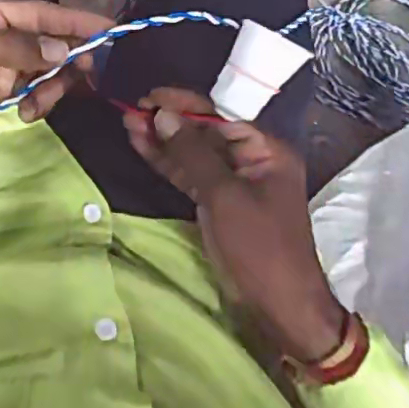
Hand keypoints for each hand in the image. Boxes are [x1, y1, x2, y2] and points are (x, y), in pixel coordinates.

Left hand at [0, 0, 113, 197]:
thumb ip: (16, 48)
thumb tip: (61, 49)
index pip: (38, 12)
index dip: (74, 19)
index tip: (109, 27)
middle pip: (47, 38)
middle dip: (68, 55)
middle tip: (89, 73)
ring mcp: (0, 62)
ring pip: (46, 66)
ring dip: (53, 84)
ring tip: (40, 104)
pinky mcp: (1, 89)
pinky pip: (35, 88)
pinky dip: (40, 100)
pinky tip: (29, 113)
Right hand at [123, 87, 346, 360]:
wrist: (280, 310)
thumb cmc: (259, 248)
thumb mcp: (224, 196)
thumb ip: (192, 153)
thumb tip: (162, 115)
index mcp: (266, 150)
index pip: (219, 114)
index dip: (183, 104)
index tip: (149, 98)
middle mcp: (251, 159)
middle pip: (203, 131)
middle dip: (167, 121)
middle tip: (132, 111)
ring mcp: (233, 181)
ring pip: (192, 151)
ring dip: (161, 139)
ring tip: (128, 123)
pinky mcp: (218, 201)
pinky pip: (189, 173)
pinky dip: (166, 161)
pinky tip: (141, 146)